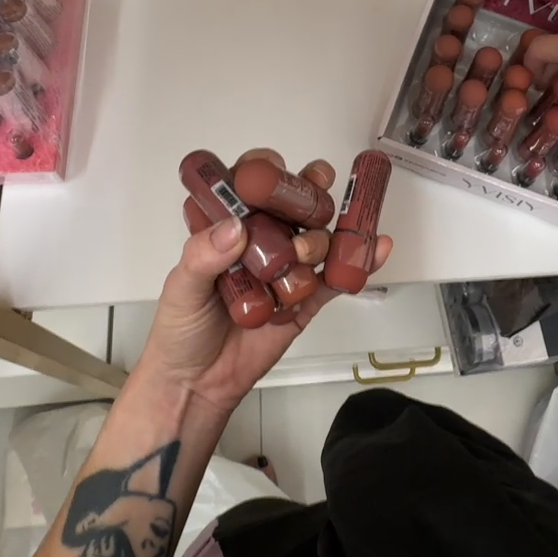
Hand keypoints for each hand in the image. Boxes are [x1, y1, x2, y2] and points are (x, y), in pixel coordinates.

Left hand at [136, 149, 393, 413]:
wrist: (198, 385)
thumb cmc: (181, 331)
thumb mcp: (182, 287)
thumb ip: (203, 256)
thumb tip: (234, 227)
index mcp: (228, 229)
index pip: (250, 188)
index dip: (265, 172)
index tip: (274, 171)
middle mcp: (262, 242)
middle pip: (294, 205)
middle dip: (308, 192)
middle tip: (315, 185)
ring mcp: (286, 269)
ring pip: (317, 238)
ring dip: (320, 236)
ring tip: (305, 252)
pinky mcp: (306, 300)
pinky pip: (335, 277)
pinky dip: (358, 262)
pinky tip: (376, 248)